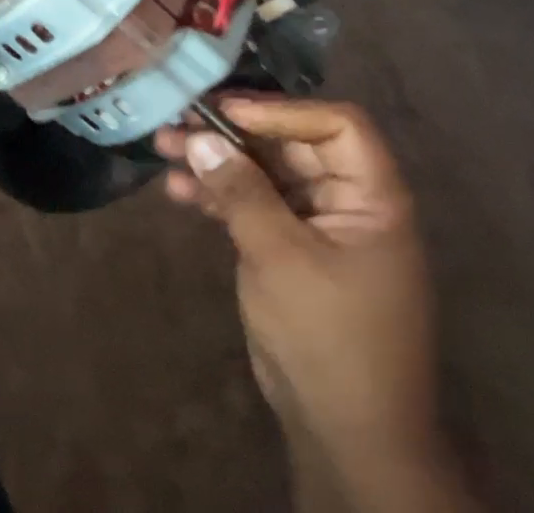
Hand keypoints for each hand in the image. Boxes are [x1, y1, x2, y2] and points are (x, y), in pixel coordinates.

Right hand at [157, 100, 456, 498]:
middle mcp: (347, 204)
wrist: (344, 422)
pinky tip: (176, 192)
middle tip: (175, 121)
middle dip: (232, 132)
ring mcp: (314, 228)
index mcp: (372, 199)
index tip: (221, 111)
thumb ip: (241, 192)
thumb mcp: (280, 256)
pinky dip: (216, 197)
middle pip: (290, 147)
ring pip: (263, 175)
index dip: (280, 111)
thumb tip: (198, 136)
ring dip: (215, 162)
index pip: (336, 127)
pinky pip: (250, 207)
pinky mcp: (286, 251)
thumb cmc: (327, 333)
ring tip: (160, 148)